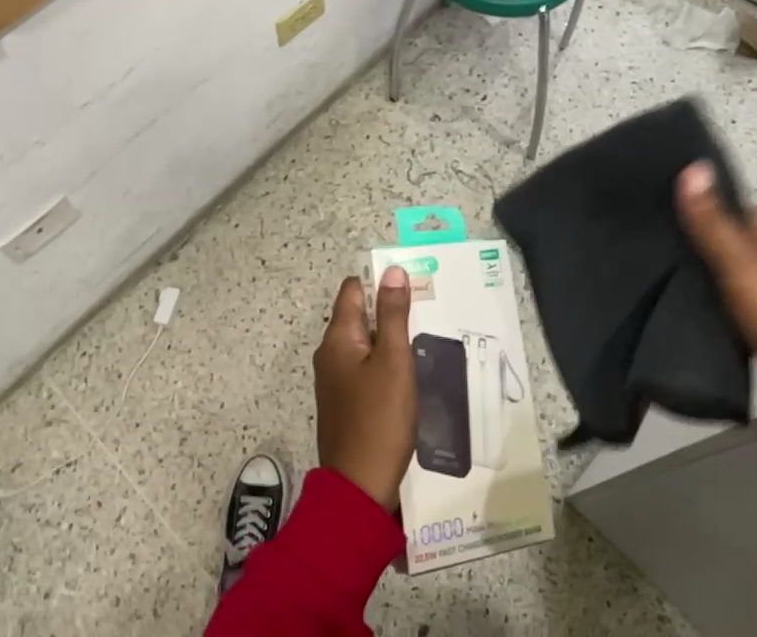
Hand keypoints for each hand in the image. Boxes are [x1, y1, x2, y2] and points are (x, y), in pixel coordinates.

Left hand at [314, 268, 416, 509]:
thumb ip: (393, 315)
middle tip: (427, 312)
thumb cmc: (379, 418)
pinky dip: (384, 363)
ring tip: (423, 339)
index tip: (413, 286)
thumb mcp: (393, 361)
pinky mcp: (344, 402)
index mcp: (337, 338)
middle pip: (357, 315)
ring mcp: (334, 380)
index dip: (380, 282)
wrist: (359, 485)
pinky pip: (364, 368)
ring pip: (362, 343)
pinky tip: (408, 374)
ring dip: (388, 338)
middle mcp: (329, 354)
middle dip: (388, 310)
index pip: (353, 290)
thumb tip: (393, 271)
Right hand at [676, 162, 756, 421]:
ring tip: (659, 281)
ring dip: (705, 275)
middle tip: (648, 255)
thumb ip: (713, 223)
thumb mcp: (743, 268)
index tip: (651, 221)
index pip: (724, 205)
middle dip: (694, 244)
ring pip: (731, 270)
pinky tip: (695, 311)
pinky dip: (718, 302)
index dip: (690, 209)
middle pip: (727, 237)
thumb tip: (692, 164)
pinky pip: (739, 298)